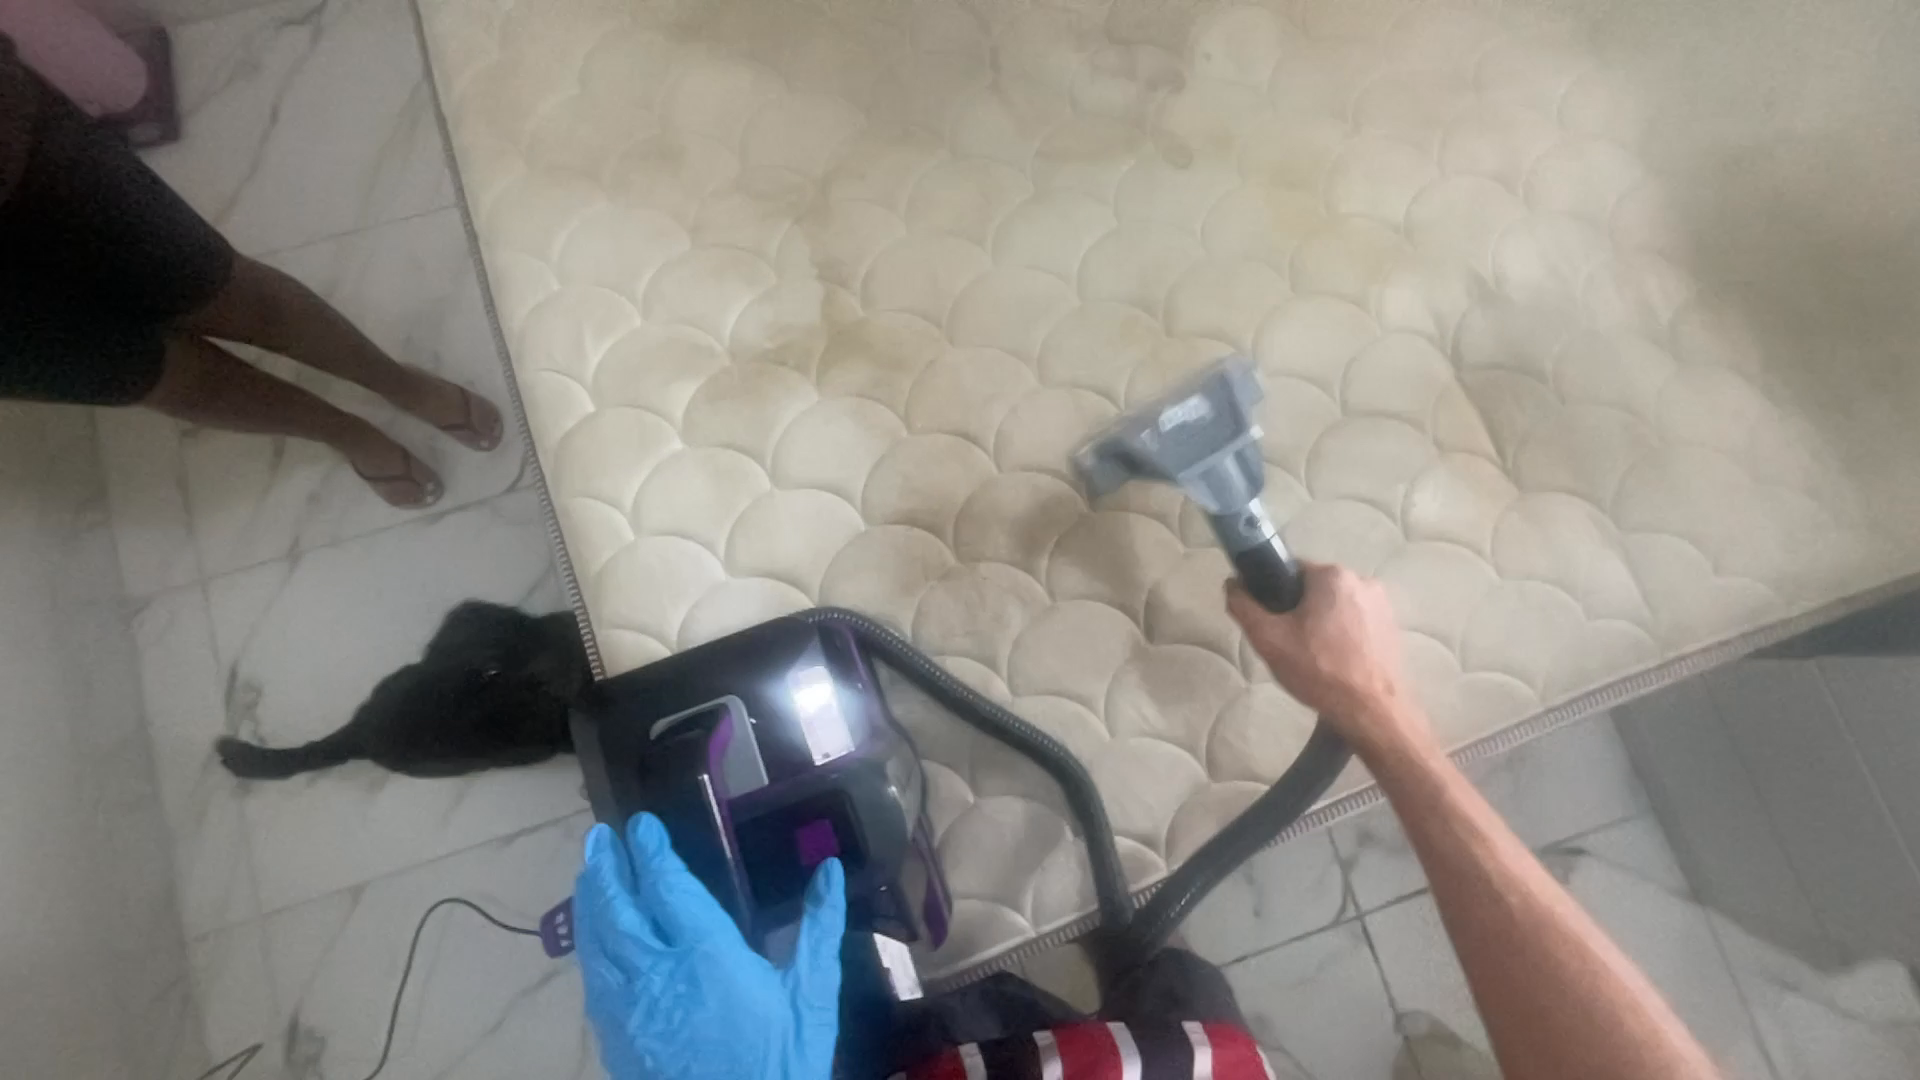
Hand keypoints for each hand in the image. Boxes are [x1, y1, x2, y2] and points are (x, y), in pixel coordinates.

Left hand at [575, 813, 845, 1079]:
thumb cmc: (781, 1062)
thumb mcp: (812, 994)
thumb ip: (819, 928)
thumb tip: (829, 869)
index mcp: (708, 955)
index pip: (668, 888)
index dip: (652, 853)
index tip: (640, 825)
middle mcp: (659, 975)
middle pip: (619, 912)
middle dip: (608, 870)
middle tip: (598, 838)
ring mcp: (631, 1012)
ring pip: (599, 946)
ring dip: (591, 904)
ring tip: (588, 874)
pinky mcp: (618, 1042)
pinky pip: (595, 982)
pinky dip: (591, 948)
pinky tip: (594, 940)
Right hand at [1225, 562, 1431, 757]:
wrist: (1373, 713)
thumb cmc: (1318, 671)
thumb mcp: (1268, 639)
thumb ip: (1243, 606)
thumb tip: (1232, 584)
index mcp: (1332, 575)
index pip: (1288, 571)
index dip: (1271, 594)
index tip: (1268, 621)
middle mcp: (1362, 580)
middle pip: (1312, 589)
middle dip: (1296, 611)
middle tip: (1286, 643)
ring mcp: (1382, 604)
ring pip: (1333, 605)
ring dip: (1318, 622)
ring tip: (1310, 656)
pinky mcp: (1392, 626)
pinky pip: (1353, 620)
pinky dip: (1340, 634)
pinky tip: (1334, 661)